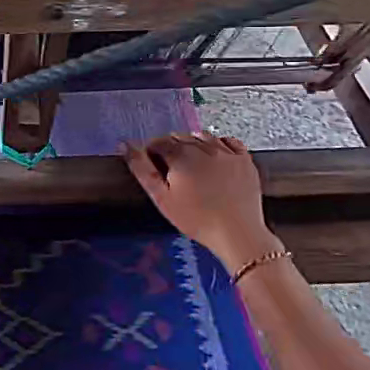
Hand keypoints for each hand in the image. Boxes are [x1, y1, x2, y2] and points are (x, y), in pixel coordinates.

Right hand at [120, 132, 280, 270]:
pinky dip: (219, 144)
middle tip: (172, 170)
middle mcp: (204, 148)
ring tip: (191, 163)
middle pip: (180, 137)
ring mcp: (227, 152)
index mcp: (181, 155)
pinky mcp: (245, 160)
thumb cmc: (196, 220)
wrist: (237, 233)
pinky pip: (229, 141)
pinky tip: (215, 156)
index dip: (152, 152)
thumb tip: (125, 145)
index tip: (153, 165)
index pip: (159, 142)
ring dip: (193, 144)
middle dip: (172, 148)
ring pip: (203, 136)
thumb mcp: (161, 198)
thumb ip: (141, 169)